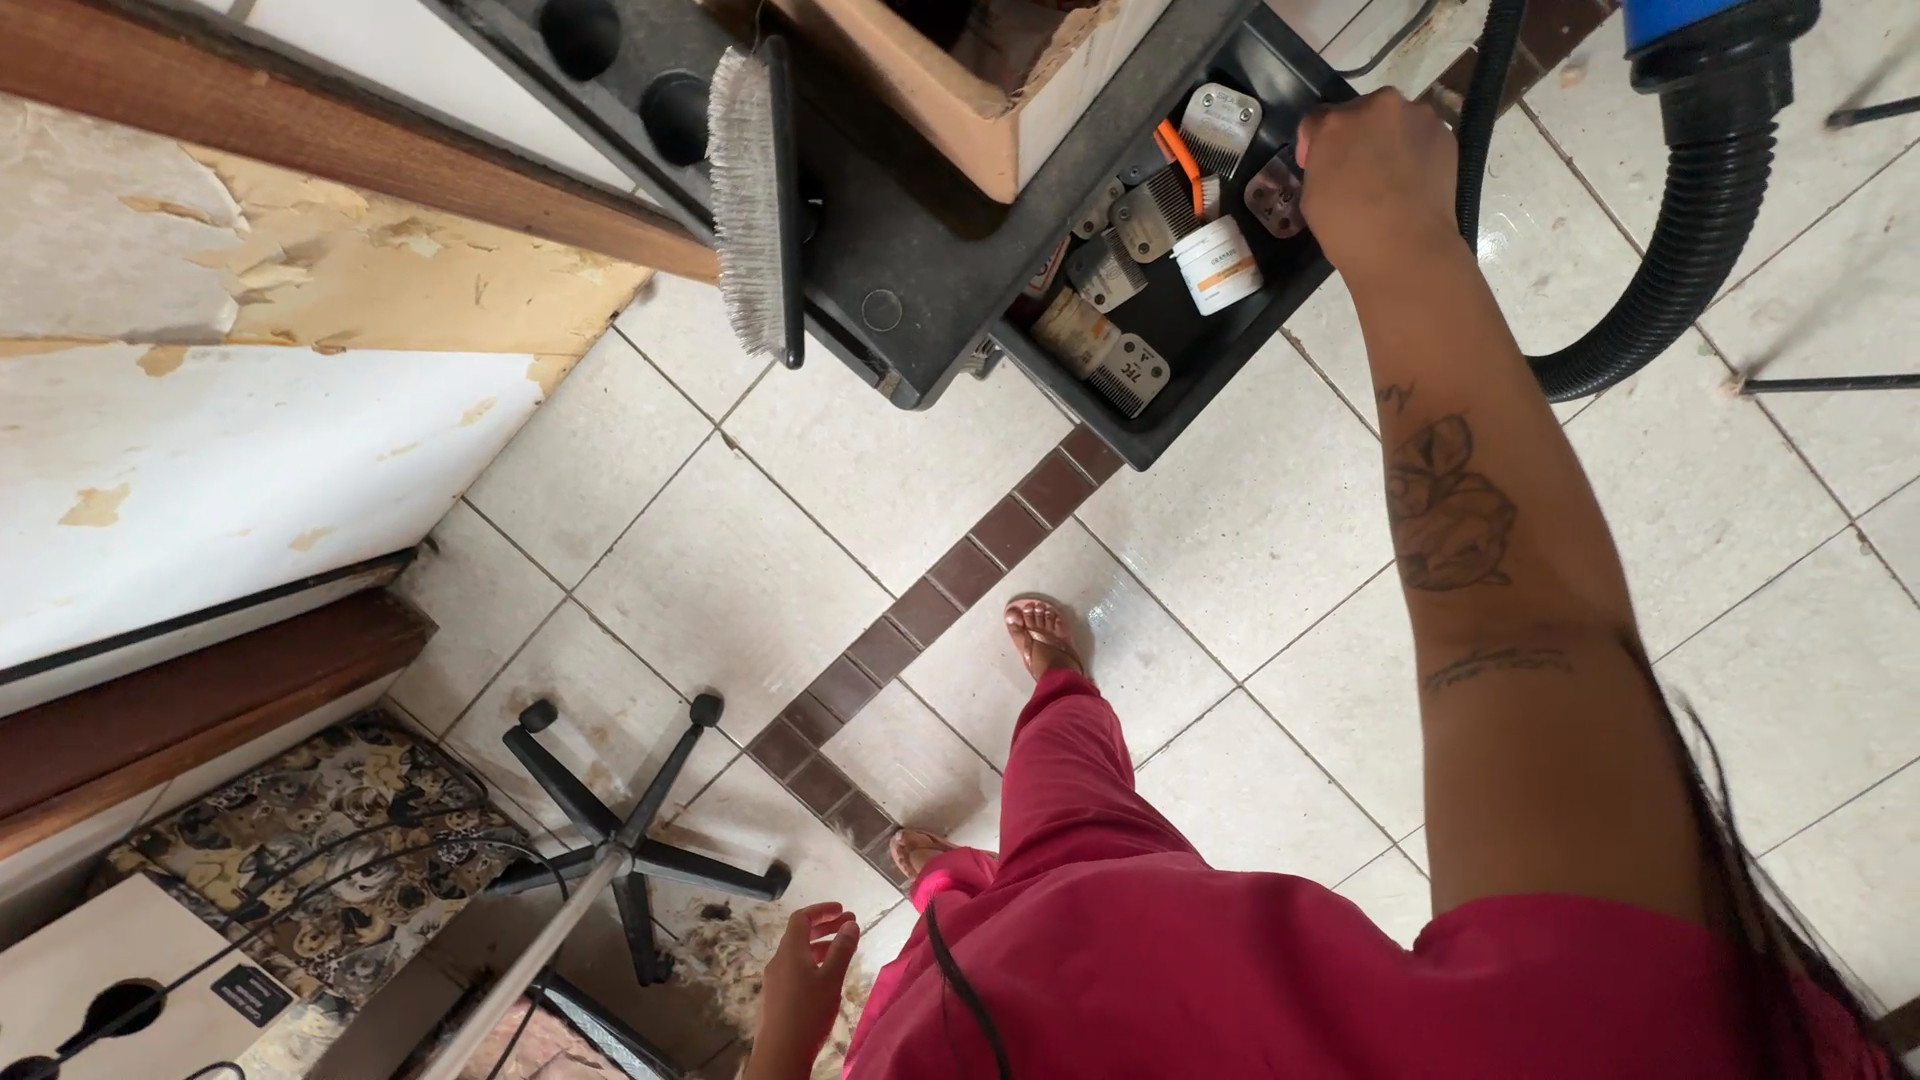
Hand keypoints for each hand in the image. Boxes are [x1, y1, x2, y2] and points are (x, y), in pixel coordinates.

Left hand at [745, 903, 859, 1079]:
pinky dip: (812, 964)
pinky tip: (826, 979)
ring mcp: (774, 981)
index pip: (801, 918)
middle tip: (849, 926)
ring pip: (798, 954)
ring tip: (843, 951)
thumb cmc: (807, 1013)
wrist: (779, 1058)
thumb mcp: (831, 979)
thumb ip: (842, 949)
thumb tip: (851, 924)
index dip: (822, 910)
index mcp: (789, 951)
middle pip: (800, 934)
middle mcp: (778, 961)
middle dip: (825, 927)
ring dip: (820, 947)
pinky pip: (795, 970)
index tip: (842, 910)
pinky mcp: (775, 1000)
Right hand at [1296, 90, 1463, 286]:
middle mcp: (1378, 105)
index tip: (1316, 166)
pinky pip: (1420, 136)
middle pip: (1359, 113)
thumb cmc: (1345, 227)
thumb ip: (1322, 165)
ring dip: (1386, 140)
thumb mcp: (1312, 196)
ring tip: (1388, 178)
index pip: (1316, 120)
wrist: (1403, 245)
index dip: (1312, 144)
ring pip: (1394, 121)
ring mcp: (1417, 115)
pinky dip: (1413, 152)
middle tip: (1354, 171)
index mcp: (1335, 123)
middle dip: (1353, 136)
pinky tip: (1409, 182)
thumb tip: (1336, 161)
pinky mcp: (1445, 132)